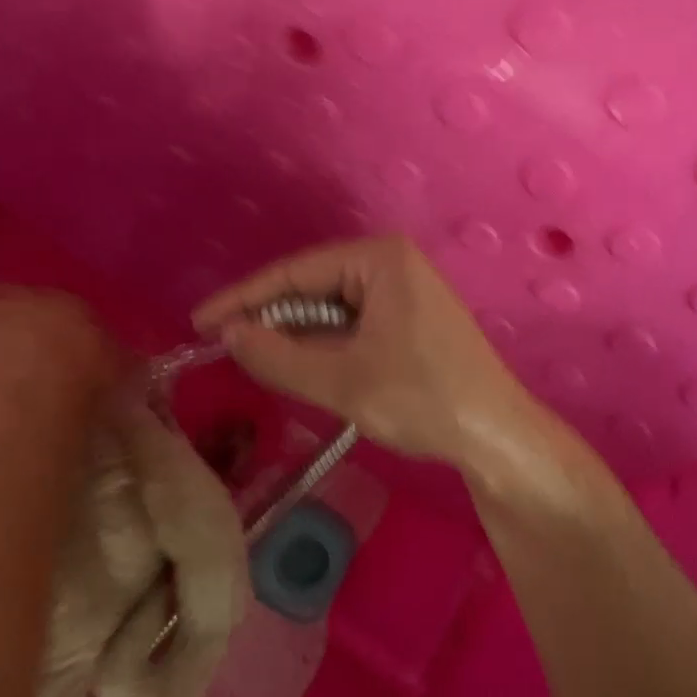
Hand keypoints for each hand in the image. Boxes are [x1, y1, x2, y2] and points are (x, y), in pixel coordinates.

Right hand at [193, 235, 536, 466]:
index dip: (242, 298)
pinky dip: (322, 344)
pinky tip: (296, 364)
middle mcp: (391, 262)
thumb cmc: (423, 399)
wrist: (497, 436)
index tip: (199, 323)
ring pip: (330, 308)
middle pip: (311, 287)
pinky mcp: (409, 317)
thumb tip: (227, 334)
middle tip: (220, 345)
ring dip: (293, 334)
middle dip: (268, 317)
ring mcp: (404, 289)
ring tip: (249, 358)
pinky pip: (351, 322)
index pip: (295, 272)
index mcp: (378, 259)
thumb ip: (278, 356)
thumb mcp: (342, 381)